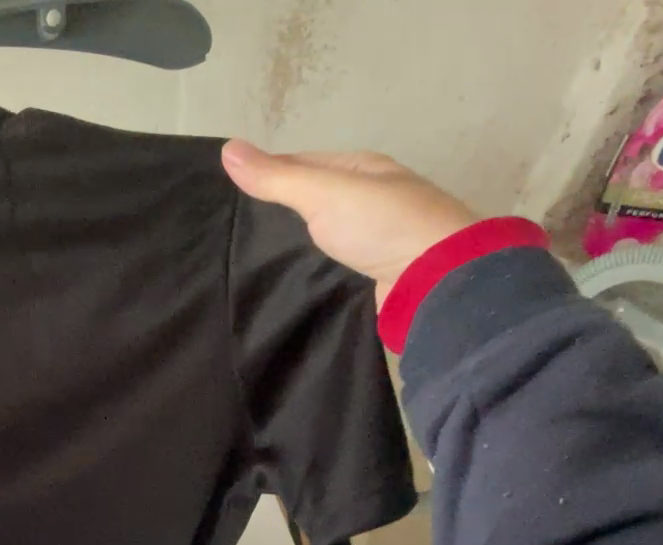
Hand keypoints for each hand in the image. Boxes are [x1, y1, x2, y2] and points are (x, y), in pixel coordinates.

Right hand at [221, 142, 478, 309]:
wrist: (435, 277)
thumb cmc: (380, 224)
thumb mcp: (321, 193)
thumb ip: (275, 178)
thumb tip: (227, 149)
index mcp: (363, 168)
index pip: (303, 162)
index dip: (269, 172)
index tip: (230, 191)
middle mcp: (372, 194)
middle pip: (316, 194)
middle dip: (282, 205)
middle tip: (237, 225)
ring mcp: (377, 231)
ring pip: (326, 227)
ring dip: (298, 235)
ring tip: (257, 252)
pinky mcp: (377, 266)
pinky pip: (335, 257)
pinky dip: (314, 259)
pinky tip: (295, 271)